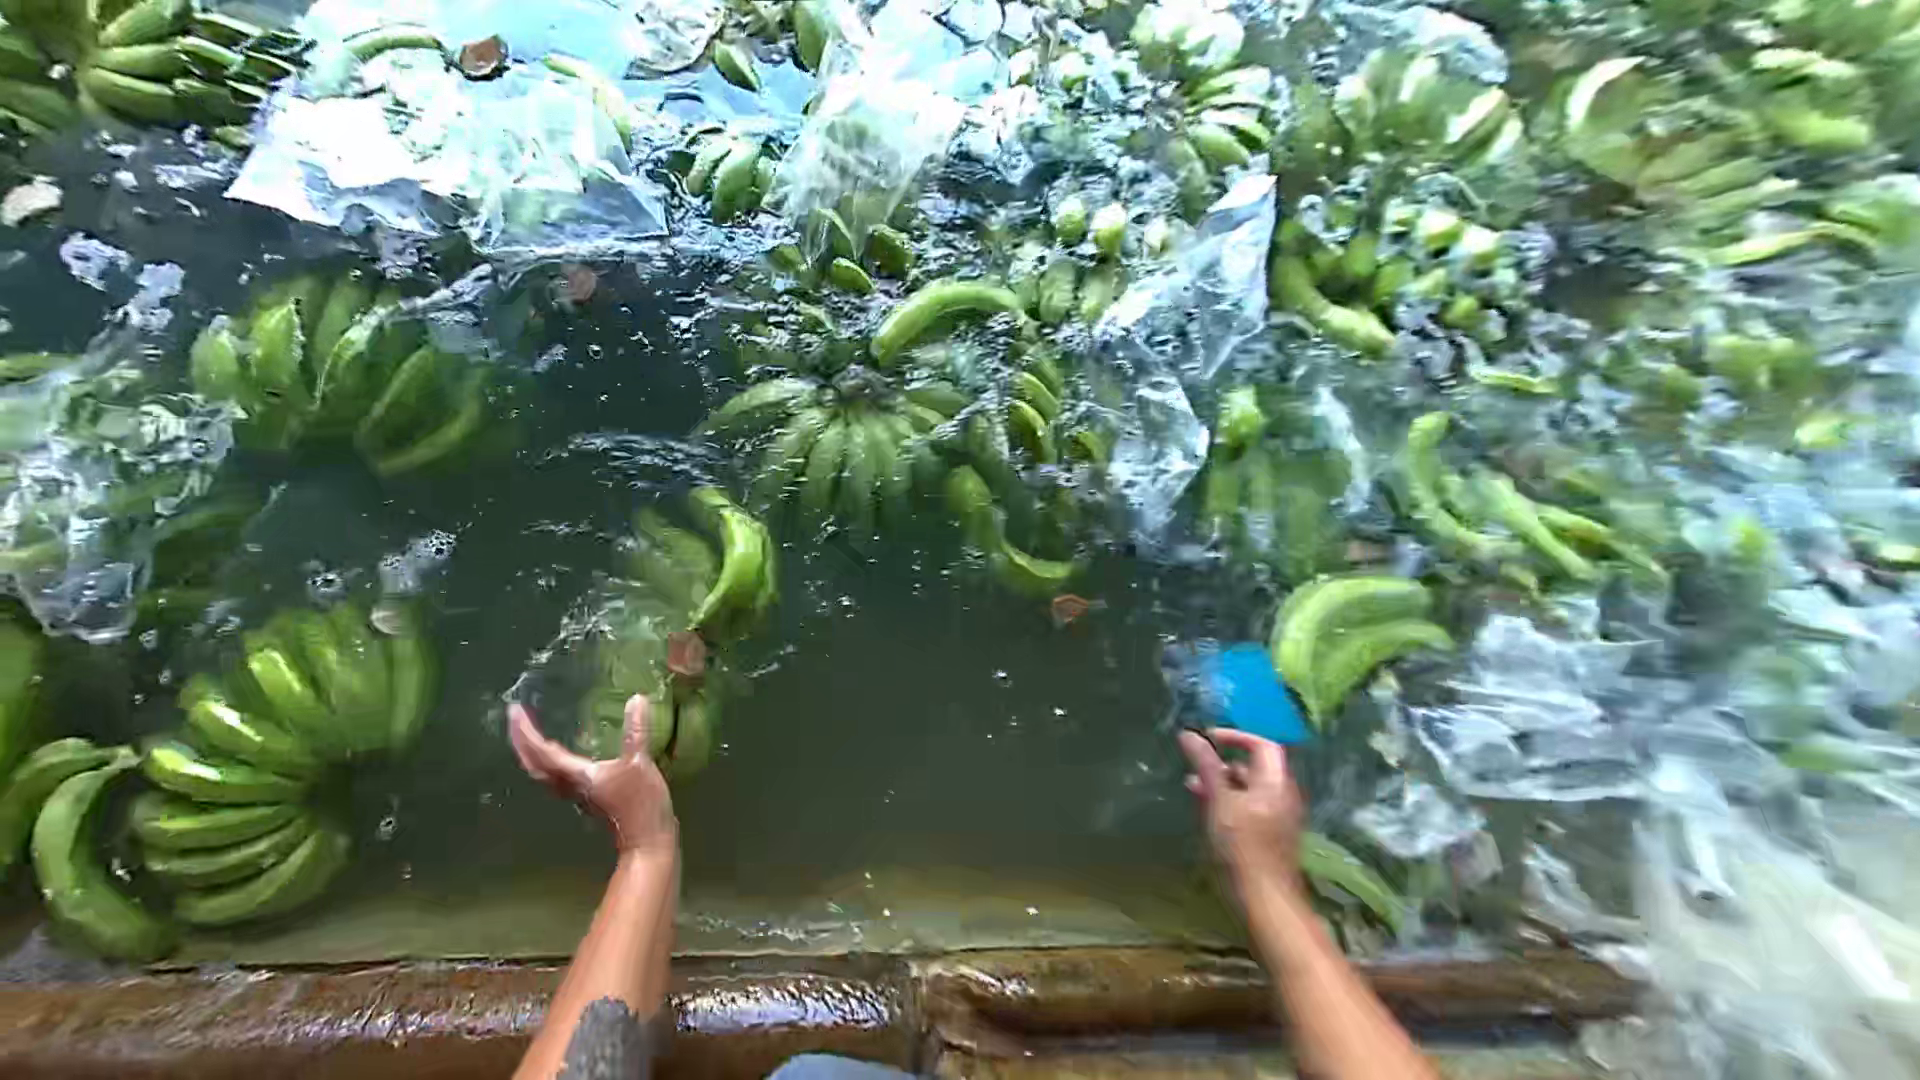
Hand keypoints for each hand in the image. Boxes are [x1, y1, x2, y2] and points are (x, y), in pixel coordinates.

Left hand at [509, 694, 677, 856]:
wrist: (645, 839)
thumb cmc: (639, 803)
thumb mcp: (639, 763)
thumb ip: (636, 731)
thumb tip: (637, 698)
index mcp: (576, 775)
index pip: (541, 751)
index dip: (526, 731)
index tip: (514, 710)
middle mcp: (568, 785)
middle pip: (533, 764)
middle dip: (521, 741)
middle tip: (515, 718)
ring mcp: (575, 793)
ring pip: (541, 772)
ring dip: (530, 752)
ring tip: (528, 733)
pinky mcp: (586, 796)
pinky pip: (555, 775)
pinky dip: (548, 761)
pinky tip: (558, 754)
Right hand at [1178, 728, 1305, 893]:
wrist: (1265, 902)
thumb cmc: (1242, 846)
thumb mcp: (1219, 800)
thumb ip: (1206, 765)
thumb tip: (1188, 734)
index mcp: (1276, 784)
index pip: (1262, 745)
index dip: (1236, 736)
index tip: (1208, 738)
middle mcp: (1282, 796)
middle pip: (1255, 766)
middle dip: (1223, 761)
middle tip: (1196, 763)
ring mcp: (1278, 818)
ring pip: (1249, 788)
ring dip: (1222, 781)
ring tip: (1194, 786)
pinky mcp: (1270, 836)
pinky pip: (1249, 806)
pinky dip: (1228, 800)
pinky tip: (1206, 810)